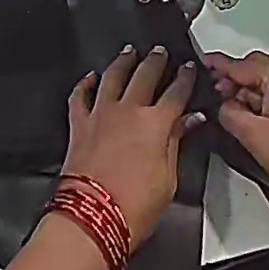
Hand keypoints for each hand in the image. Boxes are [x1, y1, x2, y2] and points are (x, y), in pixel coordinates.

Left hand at [62, 46, 202, 248]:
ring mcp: (100, 115)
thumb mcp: (168, 178)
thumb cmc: (132, 206)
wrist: (92, 218)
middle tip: (160, 51)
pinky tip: (90, 77)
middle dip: (155, 61)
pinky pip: (80, 96)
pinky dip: (85, 84)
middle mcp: (127, 112)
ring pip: (112, 76)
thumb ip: (176, 143)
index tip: (188, 69)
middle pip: (144, 75)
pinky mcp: (79, 126)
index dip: (184, 78)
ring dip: (122, 62)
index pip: (175, 92)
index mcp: (155, 124)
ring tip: (128, 51)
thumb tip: (188, 122)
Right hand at [204, 51, 268, 212]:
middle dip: (232, 83)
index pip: (240, 64)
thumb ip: (228, 113)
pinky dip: (260, 110)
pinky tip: (251, 128)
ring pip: (264, 87)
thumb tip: (222, 107)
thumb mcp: (252, 134)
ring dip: (246, 99)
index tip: (205, 62)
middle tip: (213, 95)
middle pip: (254, 72)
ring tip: (232, 118)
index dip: (218, 65)